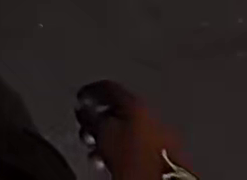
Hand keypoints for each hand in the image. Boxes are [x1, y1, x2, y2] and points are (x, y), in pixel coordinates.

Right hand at [75, 81, 193, 179]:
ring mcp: (160, 132)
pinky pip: (138, 142)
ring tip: (98, 150)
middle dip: (99, 119)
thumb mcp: (104, 134)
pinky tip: (114, 158)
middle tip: (86, 129)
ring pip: (127, 127)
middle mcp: (149, 111)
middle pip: (118, 108)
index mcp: (135, 101)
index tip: (79, 98)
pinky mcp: (167, 152)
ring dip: (110, 135)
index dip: (89, 91)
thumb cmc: (136, 160)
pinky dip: (124, 146)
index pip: (107, 86)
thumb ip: (90, 117)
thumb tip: (83, 110)